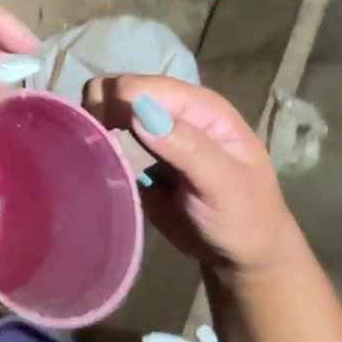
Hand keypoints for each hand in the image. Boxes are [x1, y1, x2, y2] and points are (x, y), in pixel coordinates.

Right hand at [86, 75, 302, 278]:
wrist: (241, 254)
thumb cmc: (245, 219)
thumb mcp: (226, 186)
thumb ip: (188, 148)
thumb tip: (139, 114)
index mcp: (198, 106)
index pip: (141, 86)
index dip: (119, 104)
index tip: (111, 137)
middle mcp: (171, 110)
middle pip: (115, 90)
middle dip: (101, 114)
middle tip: (106, 150)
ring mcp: (151, 130)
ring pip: (104, 110)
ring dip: (96, 131)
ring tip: (107, 161)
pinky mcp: (135, 153)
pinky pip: (104, 137)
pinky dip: (97, 146)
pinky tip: (105, 167)